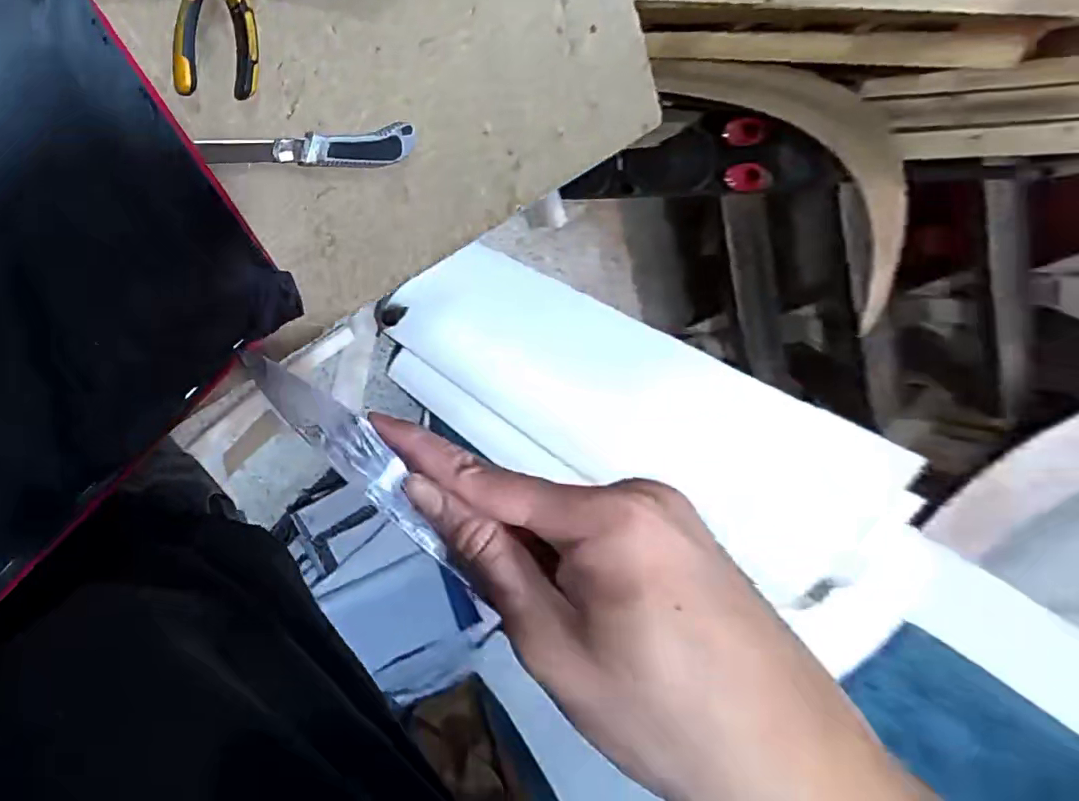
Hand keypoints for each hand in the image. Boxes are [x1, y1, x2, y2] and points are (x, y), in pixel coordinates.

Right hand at [373, 414, 926, 800]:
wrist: (811, 789)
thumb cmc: (667, 720)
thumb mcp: (551, 643)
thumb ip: (485, 557)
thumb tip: (426, 491)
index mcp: (608, 517)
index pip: (486, 479)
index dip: (422, 453)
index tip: (378, 424)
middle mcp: (640, 498)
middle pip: (525, 505)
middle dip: (490, 538)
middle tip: (496, 602)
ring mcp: (669, 517)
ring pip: (558, 523)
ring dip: (531, 558)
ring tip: (556, 628)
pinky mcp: (684, 541)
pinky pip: (595, 534)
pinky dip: (565, 562)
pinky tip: (588, 618)